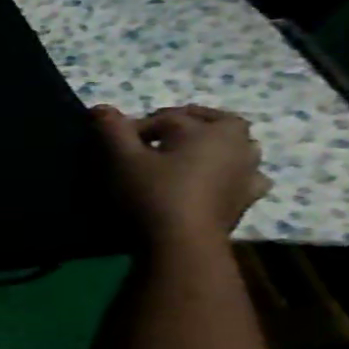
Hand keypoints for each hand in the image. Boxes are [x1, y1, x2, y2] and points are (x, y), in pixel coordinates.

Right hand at [92, 104, 273, 239]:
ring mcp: (248, 172)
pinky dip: (232, 171)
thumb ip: (111, 129)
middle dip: (189, 122)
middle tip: (158, 134)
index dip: (137, 126)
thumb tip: (101, 108)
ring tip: (187, 154)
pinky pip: (246, 175)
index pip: (167, 117)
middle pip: (217, 122)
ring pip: (238, 146)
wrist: (182, 239)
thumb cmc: (152, 191)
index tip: (115, 144)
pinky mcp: (247, 197)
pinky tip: (215, 179)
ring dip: (215, 144)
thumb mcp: (120, 157)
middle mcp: (237, 146)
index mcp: (208, 131)